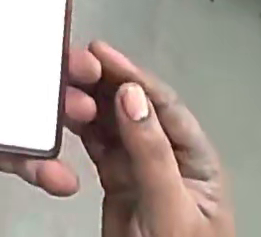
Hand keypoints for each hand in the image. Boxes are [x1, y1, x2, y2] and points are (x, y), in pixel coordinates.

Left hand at [0, 0, 81, 229]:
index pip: (3, 17)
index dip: (38, 15)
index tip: (69, 13)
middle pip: (27, 63)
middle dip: (62, 67)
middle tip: (91, 71)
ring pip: (29, 105)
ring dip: (60, 110)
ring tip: (86, 114)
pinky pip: (15, 153)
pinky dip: (39, 163)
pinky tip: (62, 176)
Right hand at [66, 42, 233, 236]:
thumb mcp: (171, 208)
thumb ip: (151, 151)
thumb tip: (130, 92)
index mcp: (196, 155)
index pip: (163, 104)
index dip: (133, 74)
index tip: (100, 52)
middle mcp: (170, 155)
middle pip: (137, 109)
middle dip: (108, 84)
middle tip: (73, 61)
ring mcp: (144, 171)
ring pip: (116, 126)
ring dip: (93, 104)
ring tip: (64, 82)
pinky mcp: (120, 188)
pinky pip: (102, 150)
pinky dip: (85, 132)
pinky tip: (67, 116)